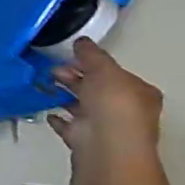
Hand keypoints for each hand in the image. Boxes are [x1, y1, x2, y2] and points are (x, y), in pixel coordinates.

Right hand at [47, 38, 162, 159]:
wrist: (106, 143)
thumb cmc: (113, 103)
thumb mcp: (104, 69)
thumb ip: (91, 55)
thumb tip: (81, 42)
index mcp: (139, 92)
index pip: (116, 74)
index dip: (94, 64)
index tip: (72, 57)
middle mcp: (126, 110)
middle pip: (98, 90)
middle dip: (76, 77)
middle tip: (54, 70)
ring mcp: (105, 127)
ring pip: (82, 107)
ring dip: (65, 96)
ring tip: (46, 85)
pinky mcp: (85, 141)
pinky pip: (69, 126)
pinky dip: (59, 119)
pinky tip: (48, 112)